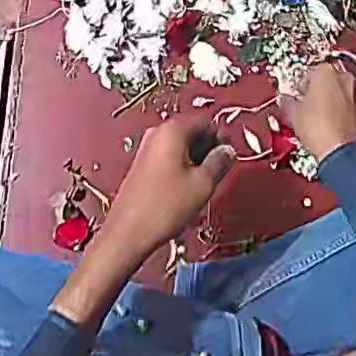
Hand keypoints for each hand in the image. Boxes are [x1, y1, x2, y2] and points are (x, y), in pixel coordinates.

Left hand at [99, 117, 234, 258]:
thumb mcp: (202, 184)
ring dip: (194, 160)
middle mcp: (157, 133)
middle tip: (217, 171)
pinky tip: (184, 189)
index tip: (227, 156)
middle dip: (207, 149)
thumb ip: (220, 162)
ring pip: (180, 146)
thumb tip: (228, 151)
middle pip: (191, 132)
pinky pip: (168, 157)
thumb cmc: (165, 206)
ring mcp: (146, 148)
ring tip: (201, 184)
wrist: (127, 234)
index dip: (220, 138)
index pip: (205, 122)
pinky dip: (180, 167)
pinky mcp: (141, 165)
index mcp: (172, 130)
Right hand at [284, 58, 355, 162]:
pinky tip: (339, 127)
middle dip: (321, 92)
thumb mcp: (293, 114)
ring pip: (345, 93)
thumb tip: (287, 102)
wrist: (342, 152)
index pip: (310, 73)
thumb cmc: (320, 130)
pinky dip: (349, 114)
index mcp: (326, 71)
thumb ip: (288, 102)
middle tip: (311, 108)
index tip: (299, 97)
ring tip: (325, 120)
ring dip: (337, 102)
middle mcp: (346, 77)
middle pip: (330, 81)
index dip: (302, 87)